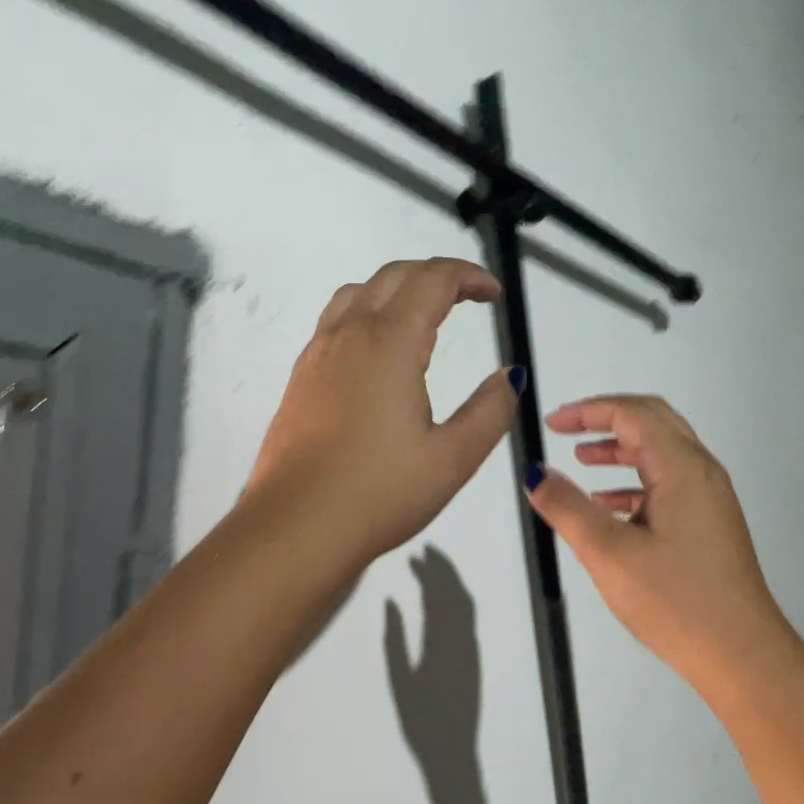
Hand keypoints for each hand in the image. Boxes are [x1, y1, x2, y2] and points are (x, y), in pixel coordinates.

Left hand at [248, 258, 520, 563]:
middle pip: (392, 277)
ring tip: (422, 319)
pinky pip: (334, 325)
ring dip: (395, 291)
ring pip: (356, 295)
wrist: (295, 527)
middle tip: (467, 297)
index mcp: (388, 343)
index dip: (468, 276)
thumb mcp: (451, 459)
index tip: (493, 293)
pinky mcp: (299, 381)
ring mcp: (316, 356)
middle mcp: (348, 336)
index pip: (432, 280)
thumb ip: (489, 411)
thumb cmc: (378, 494)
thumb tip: (508, 376)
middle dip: (435, 276)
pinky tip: (378, 358)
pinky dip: (365, 316)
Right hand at [383, 547, 481, 776]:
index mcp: (443, 643)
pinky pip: (469, 621)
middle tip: (424, 553)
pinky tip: (443, 600)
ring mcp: (472, 650)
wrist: (451, 750)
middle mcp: (463, 641)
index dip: (429, 571)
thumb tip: (392, 602)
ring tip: (433, 570)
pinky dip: (458, 602)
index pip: (439, 595)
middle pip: (457, 594)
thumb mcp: (399, 677)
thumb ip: (395, 638)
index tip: (415, 555)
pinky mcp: (474, 660)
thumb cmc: (419, 718)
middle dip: (443, 570)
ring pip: (466, 606)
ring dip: (452, 584)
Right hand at [526, 395, 803, 690]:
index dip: (589, 410)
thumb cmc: (675, 599)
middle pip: (654, 423)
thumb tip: (536, 473)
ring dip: (620, 450)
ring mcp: (710, 500)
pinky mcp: (709, 527)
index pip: (633, 415)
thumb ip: (567, 508)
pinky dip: (634, 484)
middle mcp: (702, 473)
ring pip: (662, 455)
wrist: (741, 653)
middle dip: (606, 420)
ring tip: (581, 459)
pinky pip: (668, 486)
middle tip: (564, 430)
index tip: (550, 423)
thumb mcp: (609, 553)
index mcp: (682, 468)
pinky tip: (607, 507)